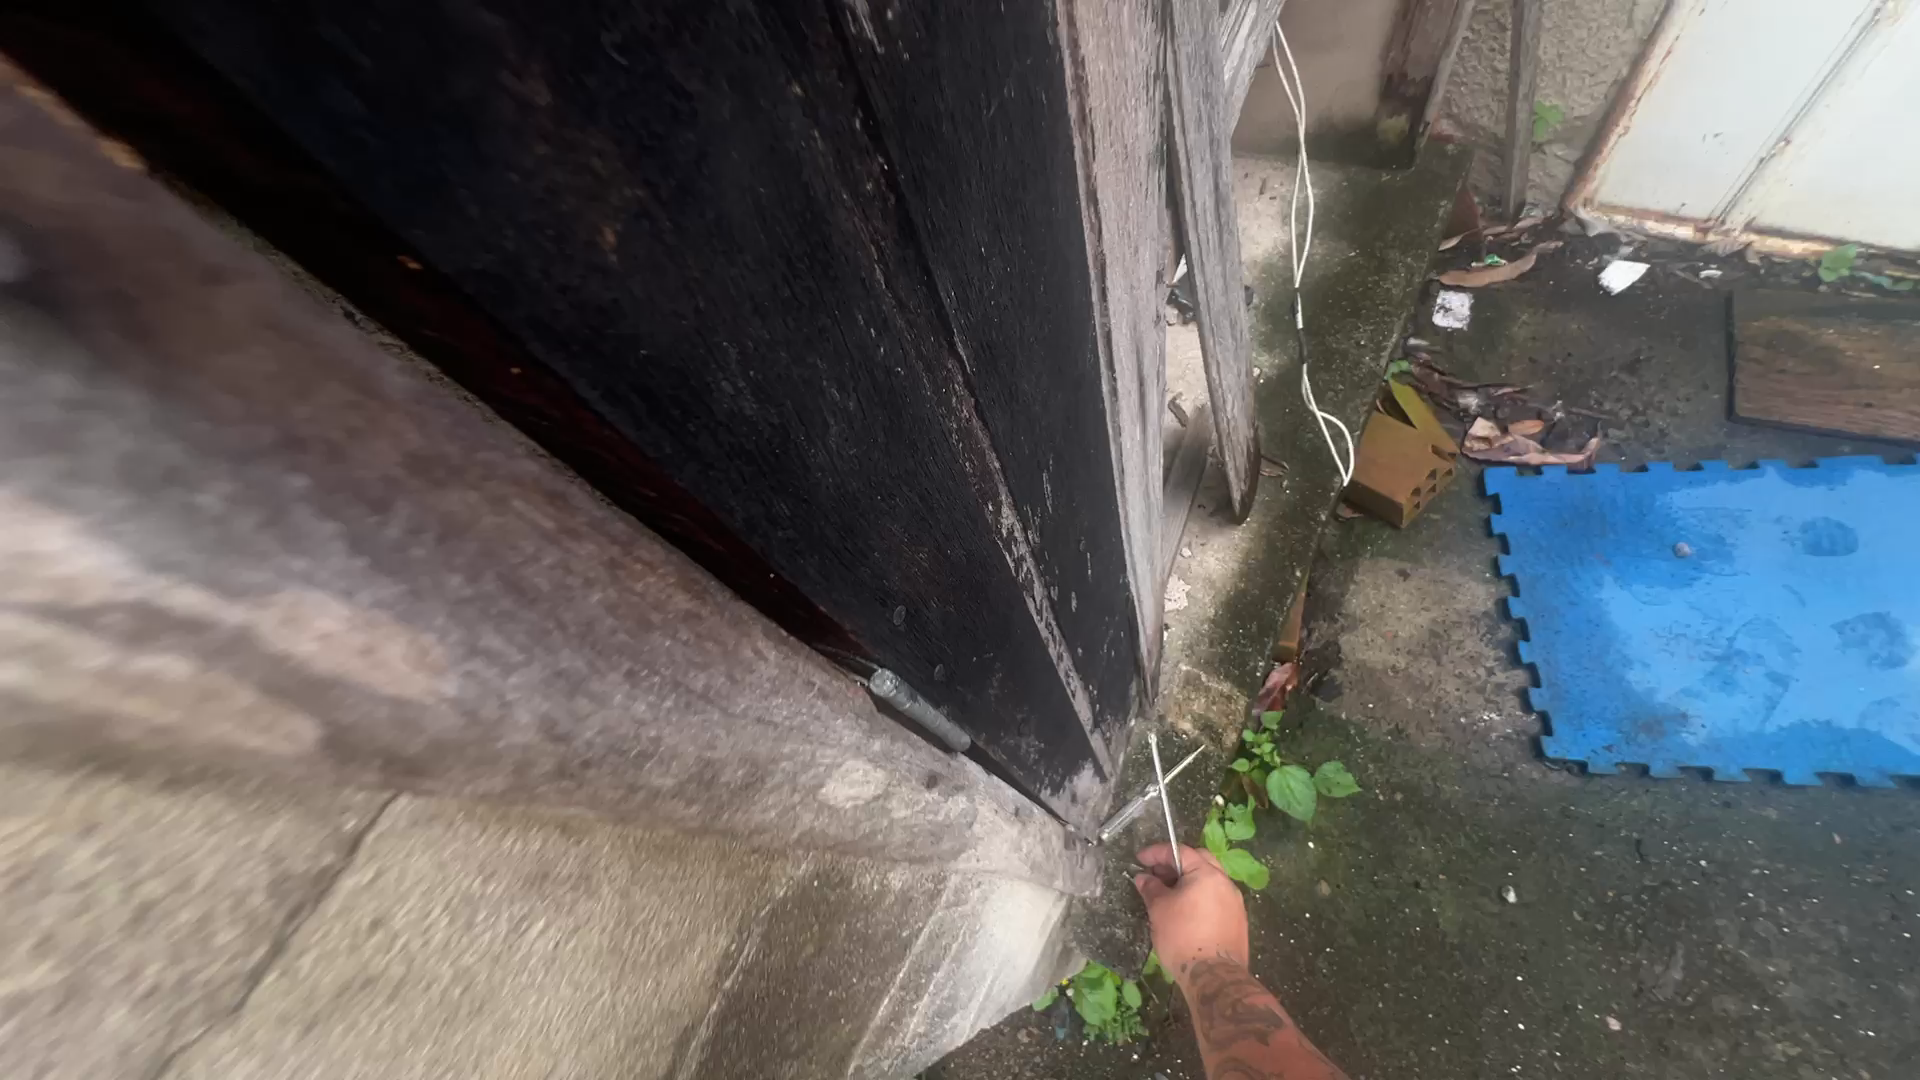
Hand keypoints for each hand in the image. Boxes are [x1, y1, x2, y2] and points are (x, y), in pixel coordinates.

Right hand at [1132, 843, 1248, 981]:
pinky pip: (1216, 899)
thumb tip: (1144, 878)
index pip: (1180, 851)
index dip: (1157, 853)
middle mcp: (1225, 883)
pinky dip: (1199, 897)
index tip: (1140, 860)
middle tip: (1157, 874)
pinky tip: (1186, 912)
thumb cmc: (1182, 937)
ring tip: (1169, 894)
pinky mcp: (1238, 923)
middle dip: (1176, 864)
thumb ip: (1151, 888)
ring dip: (1189, 881)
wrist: (1214, 979)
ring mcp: (1235, 904)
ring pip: (1209, 881)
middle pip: (1199, 861)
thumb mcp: (1159, 909)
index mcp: (1207, 874)